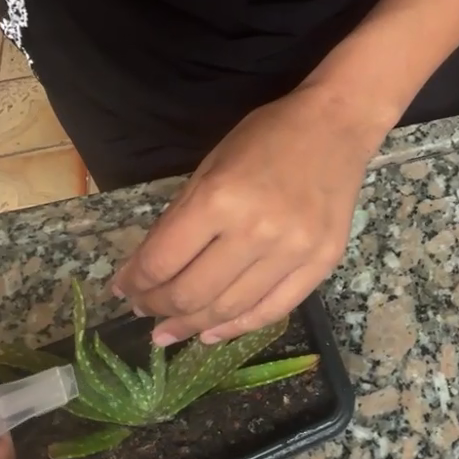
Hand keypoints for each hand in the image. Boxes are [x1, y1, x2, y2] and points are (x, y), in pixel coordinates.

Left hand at [110, 82, 389, 345]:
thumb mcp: (211, 165)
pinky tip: (213, 332)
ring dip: (192, 325)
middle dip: (157, 307)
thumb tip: (149, 269)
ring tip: (170, 331)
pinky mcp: (322, 262)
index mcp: (220, 198)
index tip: (122, 289)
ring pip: (230, 309)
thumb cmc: (268, 136)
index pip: (162, 261)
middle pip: (192, 293)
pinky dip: (238, 328)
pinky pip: (274, 310)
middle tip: (144, 311)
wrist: (336, 126)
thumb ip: (181, 217)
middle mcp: (256, 231)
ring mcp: (294, 251)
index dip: (134, 283)